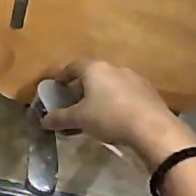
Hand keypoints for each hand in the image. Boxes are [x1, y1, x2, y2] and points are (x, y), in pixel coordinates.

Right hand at [40, 59, 195, 169]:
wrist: (152, 129)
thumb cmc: (109, 117)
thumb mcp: (79, 119)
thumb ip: (59, 118)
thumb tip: (43, 121)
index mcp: (95, 68)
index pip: (72, 66)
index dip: (61, 76)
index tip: (54, 87)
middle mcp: (115, 68)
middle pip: (92, 75)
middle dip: (79, 89)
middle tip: (71, 105)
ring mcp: (134, 79)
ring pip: (109, 85)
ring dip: (98, 97)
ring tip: (92, 116)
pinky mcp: (148, 93)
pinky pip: (124, 95)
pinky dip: (115, 104)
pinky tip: (113, 120)